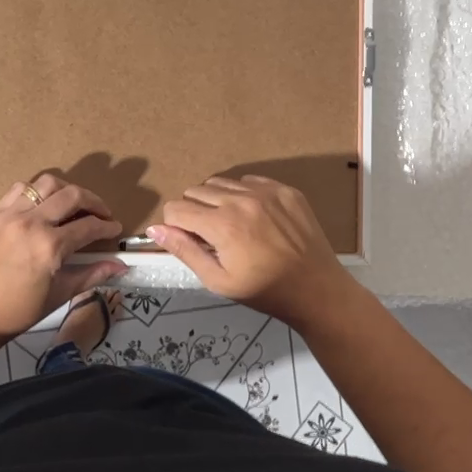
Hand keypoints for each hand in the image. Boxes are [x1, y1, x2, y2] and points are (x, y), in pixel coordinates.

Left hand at [0, 174, 128, 338]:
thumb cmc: (17, 311)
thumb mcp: (59, 295)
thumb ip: (92, 275)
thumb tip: (121, 267)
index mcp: (49, 246)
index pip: (88, 226)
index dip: (107, 226)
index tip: (115, 229)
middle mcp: (31, 223)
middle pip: (72, 196)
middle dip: (94, 202)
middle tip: (102, 214)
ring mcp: (10, 216)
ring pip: (45, 184)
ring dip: (66, 190)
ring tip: (73, 205)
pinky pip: (19, 190)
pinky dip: (37, 192)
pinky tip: (43, 205)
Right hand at [149, 175, 356, 325]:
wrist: (317, 289)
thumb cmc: (264, 291)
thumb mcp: (218, 280)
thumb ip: (184, 251)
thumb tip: (155, 230)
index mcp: (222, 224)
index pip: (176, 208)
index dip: (175, 226)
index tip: (189, 242)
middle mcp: (241, 199)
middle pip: (195, 191)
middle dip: (193, 212)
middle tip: (210, 237)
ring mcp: (266, 191)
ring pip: (219, 183)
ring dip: (215, 201)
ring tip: (230, 226)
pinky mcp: (285, 190)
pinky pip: (248, 181)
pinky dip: (241, 195)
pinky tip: (252, 218)